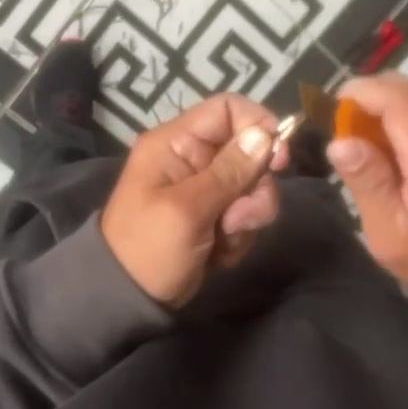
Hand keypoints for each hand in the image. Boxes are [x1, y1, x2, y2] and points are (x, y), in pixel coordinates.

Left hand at [100, 95, 288, 307]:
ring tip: (224, 241)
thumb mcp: (188, 209)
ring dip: (247, 218)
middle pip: (249, 152)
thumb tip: (265, 134)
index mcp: (175, 143)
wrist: (128, 300)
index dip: (258, 126)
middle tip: (238, 220)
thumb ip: (228, 172)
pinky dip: (238, 237)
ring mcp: (203, 190)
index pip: (227, 109)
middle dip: (254, 189)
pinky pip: (244, 215)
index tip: (279, 159)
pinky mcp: (213, 218)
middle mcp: (192, 159)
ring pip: (252, 188)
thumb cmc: (148, 249)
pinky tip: (218, 254)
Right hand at [326, 75, 407, 288]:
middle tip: (348, 132)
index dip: (362, 94)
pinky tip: (403, 150)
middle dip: (372, 102)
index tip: (333, 107)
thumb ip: (368, 183)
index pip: (400, 102)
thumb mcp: (389, 234)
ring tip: (375, 147)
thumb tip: (340, 142)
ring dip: (391, 112)